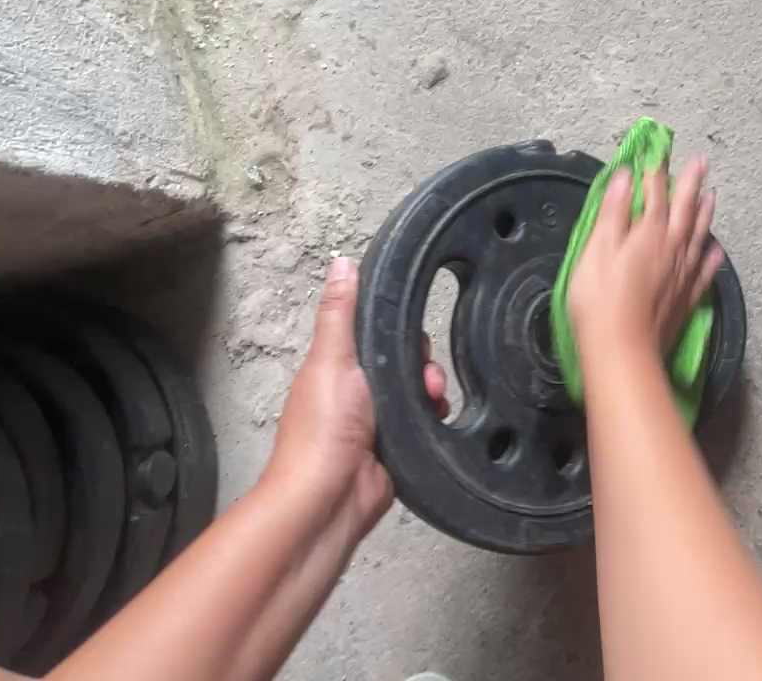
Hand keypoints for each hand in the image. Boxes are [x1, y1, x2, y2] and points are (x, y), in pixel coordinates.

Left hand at [264, 257, 446, 542]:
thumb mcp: (332, 360)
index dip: (398, 327)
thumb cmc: (323, 427)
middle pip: (405, 359)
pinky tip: (438, 416)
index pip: (378, 331)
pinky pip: (427, 418)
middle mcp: (359, 389)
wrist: (330, 499)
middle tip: (424, 377)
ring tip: (432, 400)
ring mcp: (379, 419)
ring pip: (419, 388)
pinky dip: (436, 415)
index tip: (412, 332)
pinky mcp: (399, 444)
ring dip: (432, 389)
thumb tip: (344, 262)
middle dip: (422, 362)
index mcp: (339, 366)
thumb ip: (341, 312)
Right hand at [569, 156, 721, 360]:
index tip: (658, 152)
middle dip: (691, 183)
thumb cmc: (600, 299)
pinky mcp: (686, 299)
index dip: (655, 172)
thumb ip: (612, 212)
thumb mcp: (597, 249)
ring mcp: (683, 274)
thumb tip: (624, 177)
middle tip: (701, 162)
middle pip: (685, 209)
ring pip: (700, 235)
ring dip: (706, 213)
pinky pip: (704, 272)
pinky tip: (717, 252)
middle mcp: (673, 248)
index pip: (654, 195)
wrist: (622, 351)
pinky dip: (712, 259)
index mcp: (649, 233)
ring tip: (712, 196)